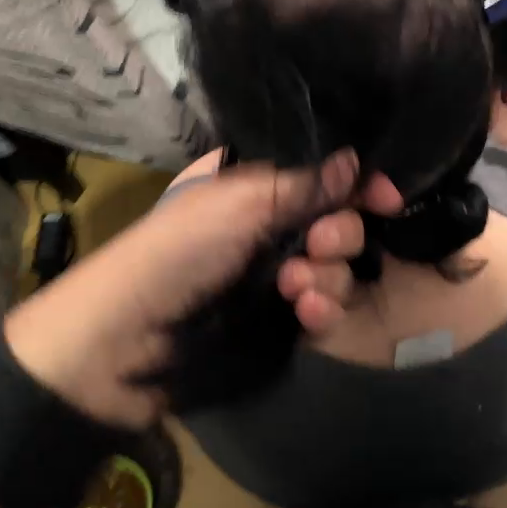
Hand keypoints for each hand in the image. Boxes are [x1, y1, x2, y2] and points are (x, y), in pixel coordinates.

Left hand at [5, 150, 396, 427]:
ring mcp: (273, 274)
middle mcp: (268, 225)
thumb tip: (356, 158)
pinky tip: (305, 312)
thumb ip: (302, 185)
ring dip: (327, 275)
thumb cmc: (172, 257)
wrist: (118, 349)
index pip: (320, 174)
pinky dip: (321, 307)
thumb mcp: (235, 207)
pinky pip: (322, 306)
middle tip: (317, 247)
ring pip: (335, 266)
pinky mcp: (277, 319)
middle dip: (338, 234)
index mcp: (252, 186)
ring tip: (295, 289)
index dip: (356, 183)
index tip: (388, 197)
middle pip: (337, 220)